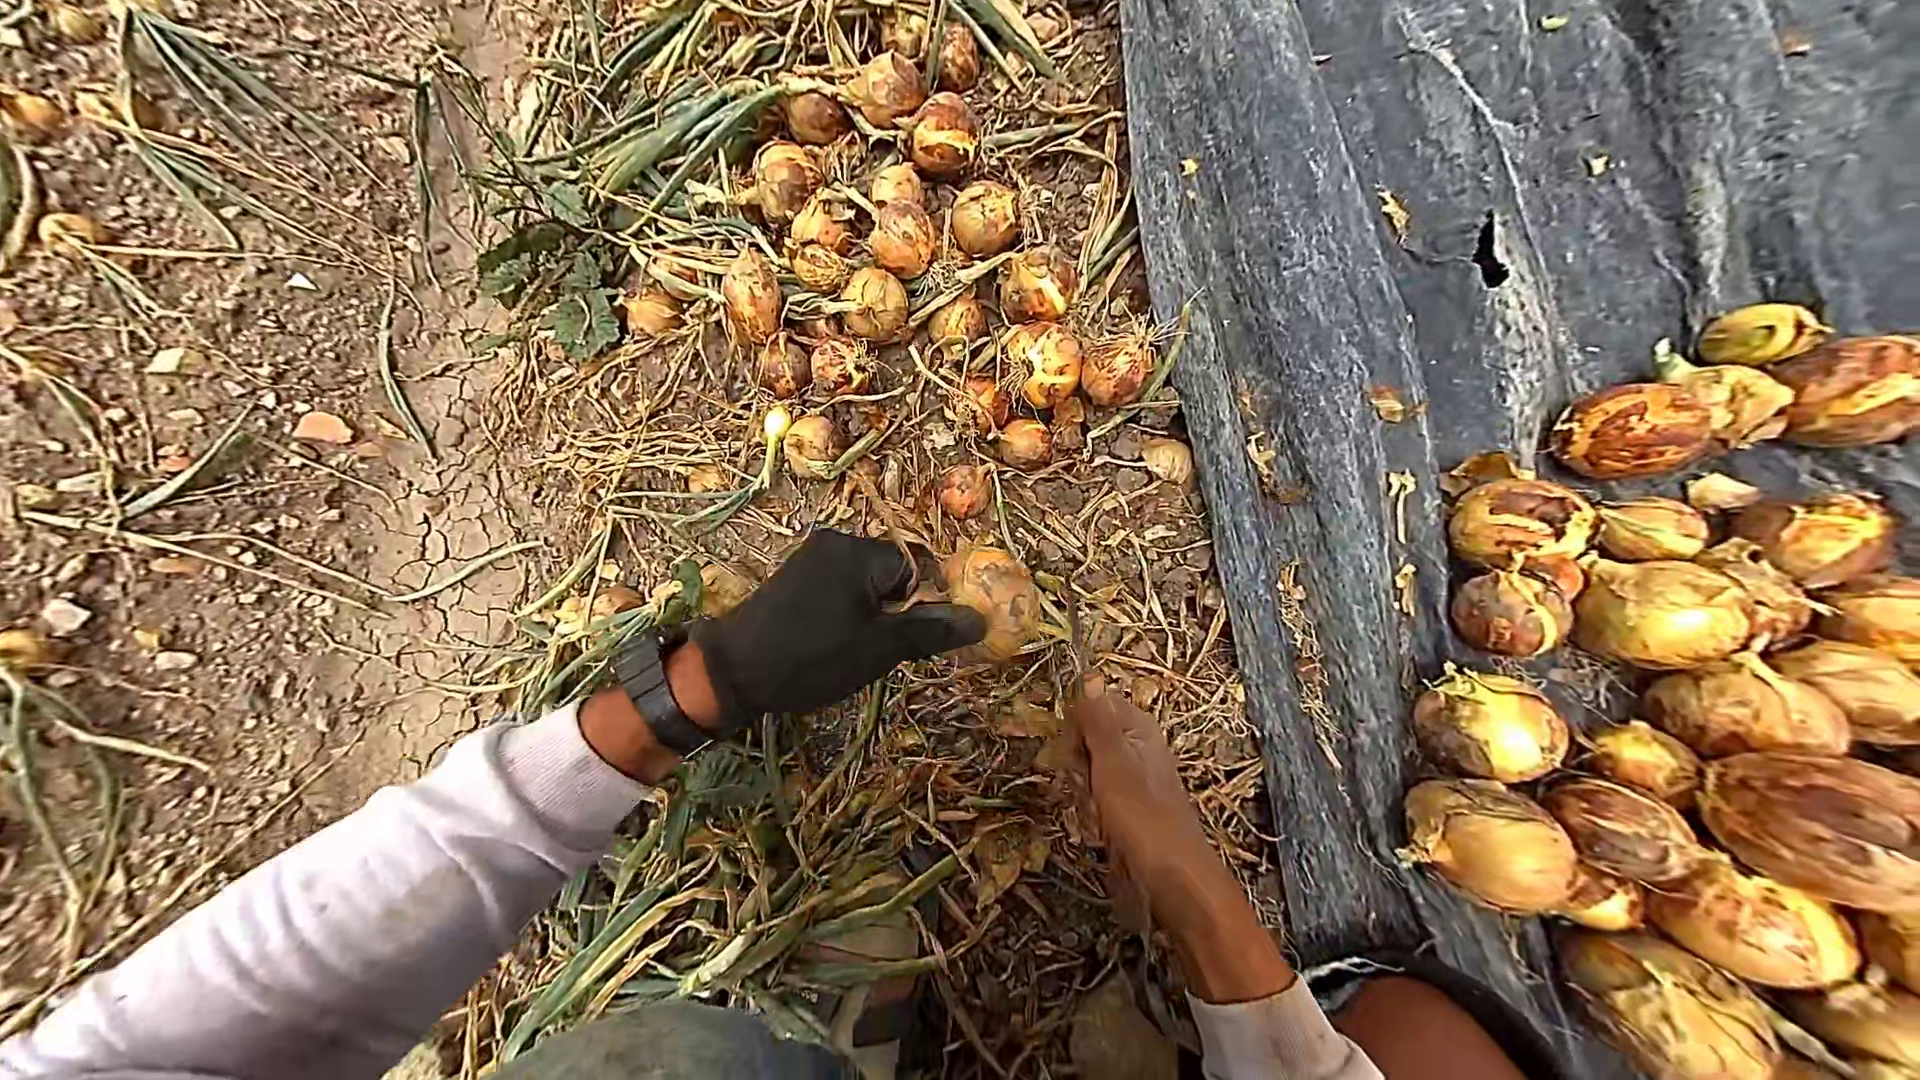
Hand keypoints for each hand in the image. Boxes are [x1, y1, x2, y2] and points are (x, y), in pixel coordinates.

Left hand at [689, 529, 985, 725]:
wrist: (732, 673)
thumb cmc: (811, 658)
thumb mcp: (879, 648)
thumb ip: (931, 630)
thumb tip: (979, 620)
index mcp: (856, 551)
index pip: (913, 569)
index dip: (914, 607)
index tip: (899, 639)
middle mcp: (834, 542)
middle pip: (890, 574)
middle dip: (892, 610)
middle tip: (872, 647)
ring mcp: (812, 556)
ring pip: (866, 584)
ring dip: (870, 614)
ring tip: (847, 647)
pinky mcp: (796, 574)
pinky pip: (840, 587)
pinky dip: (846, 611)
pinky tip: (829, 640)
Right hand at [1071, 677, 1293, 1002]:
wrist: (1177, 883)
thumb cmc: (1145, 820)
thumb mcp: (1113, 765)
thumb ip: (1097, 721)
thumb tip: (1089, 675)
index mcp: (1137, 727)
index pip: (1088, 707)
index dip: (1073, 732)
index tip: (1074, 758)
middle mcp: (1137, 745)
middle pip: (1084, 739)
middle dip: (1076, 767)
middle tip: (1088, 792)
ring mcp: (1133, 776)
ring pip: (1086, 770)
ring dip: (1082, 795)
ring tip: (1096, 817)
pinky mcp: (1130, 804)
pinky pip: (1096, 795)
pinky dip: (1092, 812)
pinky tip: (1100, 830)